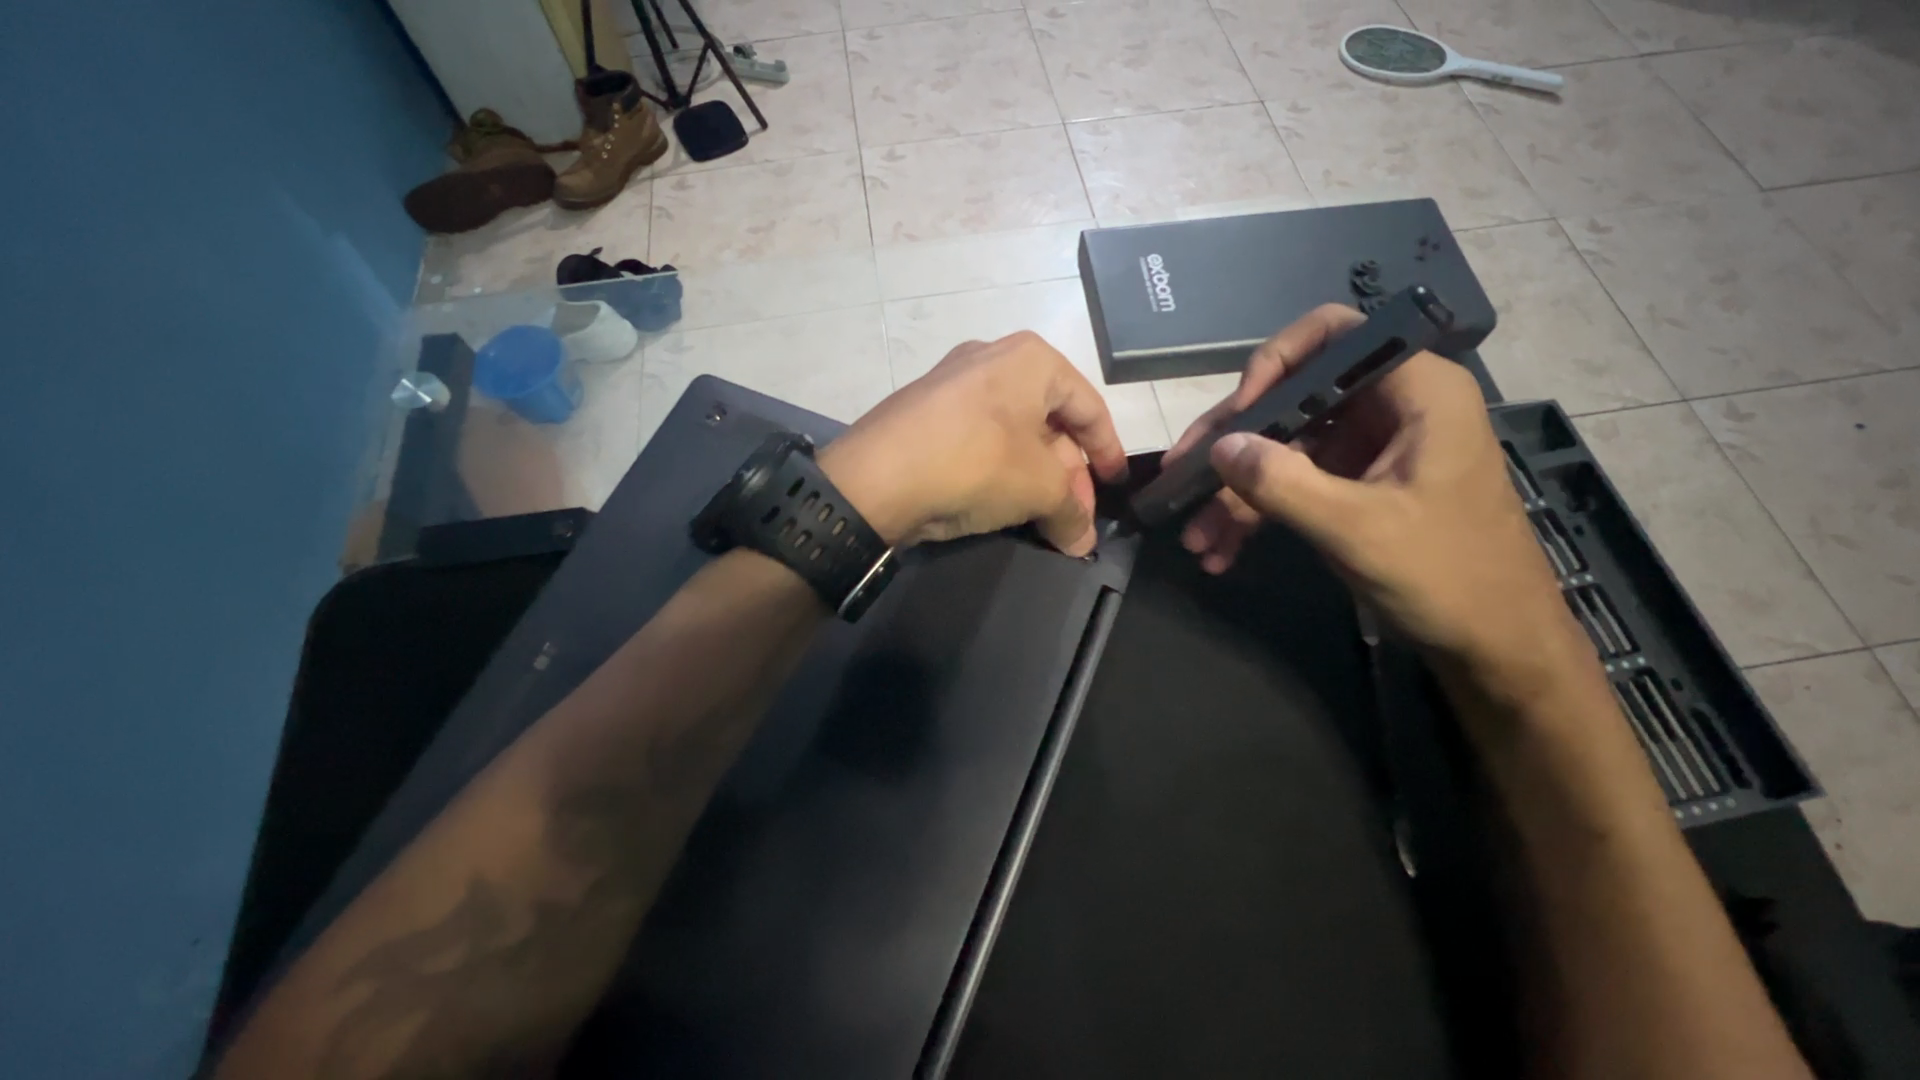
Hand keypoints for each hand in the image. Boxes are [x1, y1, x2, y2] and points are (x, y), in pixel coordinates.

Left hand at [819, 331, 1127, 555]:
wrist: (874, 478)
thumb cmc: (975, 463)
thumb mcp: (1039, 489)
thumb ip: (1072, 512)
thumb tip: (1082, 541)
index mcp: (1030, 359)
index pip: (1089, 406)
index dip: (1108, 452)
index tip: (1116, 488)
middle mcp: (991, 360)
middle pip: (1049, 423)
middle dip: (1069, 478)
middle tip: (1076, 521)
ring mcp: (950, 385)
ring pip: (1012, 436)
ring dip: (1035, 482)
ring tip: (1045, 523)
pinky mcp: (922, 415)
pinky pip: (977, 443)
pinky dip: (998, 475)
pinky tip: (1002, 510)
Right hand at [1168, 305, 1579, 671]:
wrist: (1499, 645)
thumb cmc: (1448, 577)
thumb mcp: (1356, 530)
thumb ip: (1281, 483)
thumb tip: (1218, 448)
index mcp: (1416, 391)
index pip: (1334, 335)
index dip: (1276, 362)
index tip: (1239, 413)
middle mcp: (1393, 407)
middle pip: (1295, 398)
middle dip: (1235, 444)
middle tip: (1180, 477)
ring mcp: (1375, 449)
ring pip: (1288, 447)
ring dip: (1238, 491)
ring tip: (1196, 538)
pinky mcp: (1362, 487)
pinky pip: (1299, 483)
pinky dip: (1261, 512)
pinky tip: (1223, 550)